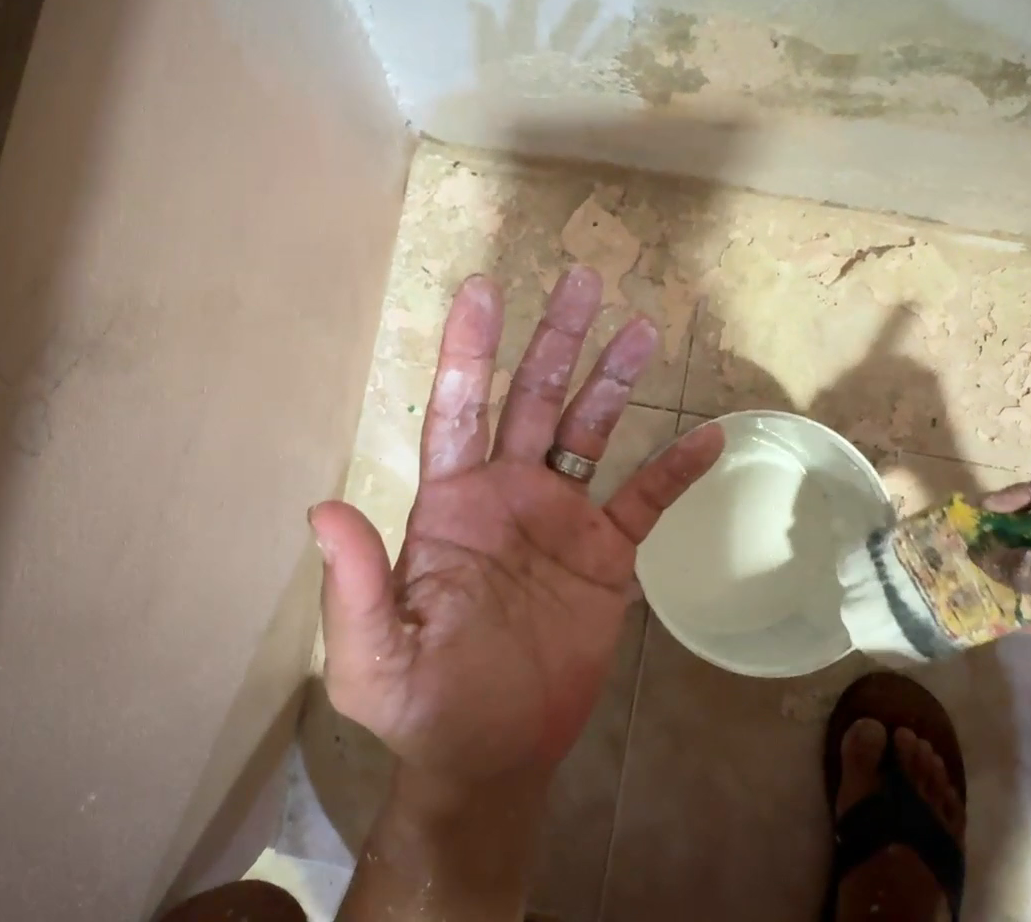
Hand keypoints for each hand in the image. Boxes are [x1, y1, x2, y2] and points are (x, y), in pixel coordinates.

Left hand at [311, 268, 723, 789]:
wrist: (489, 752)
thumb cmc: (421, 703)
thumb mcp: (371, 652)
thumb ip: (355, 581)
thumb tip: (323, 509)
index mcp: (450, 503)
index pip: (458, 409)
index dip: (469, 349)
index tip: (482, 288)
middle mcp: (507, 494)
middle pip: (534, 399)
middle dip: (554, 338)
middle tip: (579, 278)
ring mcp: (560, 520)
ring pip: (590, 432)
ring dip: (613, 379)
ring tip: (642, 326)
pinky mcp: (605, 557)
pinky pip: (645, 502)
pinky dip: (674, 469)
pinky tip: (707, 434)